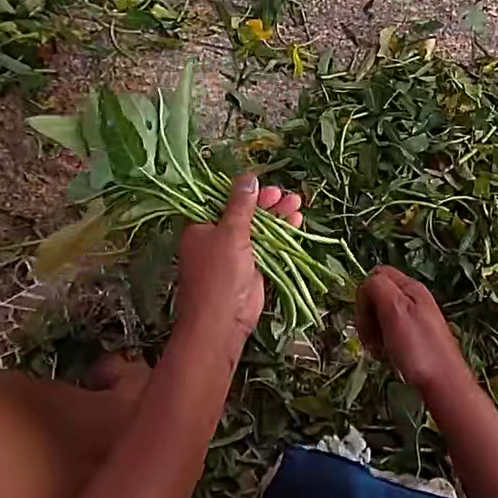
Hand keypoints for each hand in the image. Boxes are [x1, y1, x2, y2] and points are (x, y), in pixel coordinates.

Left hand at [175, 174, 302, 341]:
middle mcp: (216, 237)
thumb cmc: (219, 274)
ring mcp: (235, 253)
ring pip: (258, 228)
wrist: (223, 320)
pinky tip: (296, 222)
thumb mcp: (230, 233)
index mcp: (201, 226)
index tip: (262, 183)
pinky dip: (281, 234)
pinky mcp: (252, 266)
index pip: (221, 200)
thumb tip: (248, 177)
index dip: (243, 191)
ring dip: (277, 216)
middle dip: (265, 203)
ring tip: (296, 204)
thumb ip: (241, 205)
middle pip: (243, 213)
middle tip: (284, 195)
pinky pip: (267, 245)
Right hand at [355, 266, 474, 397]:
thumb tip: (366, 286)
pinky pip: (390, 331)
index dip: (364, 296)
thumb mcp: (395, 309)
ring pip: (382, 315)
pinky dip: (383, 342)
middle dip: (367, 315)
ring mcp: (416, 318)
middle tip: (370, 339)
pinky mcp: (417, 337)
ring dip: (373, 331)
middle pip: (377, 295)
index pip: (375, 276)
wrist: (444, 384)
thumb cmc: (418, 348)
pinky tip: (387, 356)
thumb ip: (377, 288)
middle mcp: (414, 299)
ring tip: (378, 350)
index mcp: (410, 287)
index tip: (365, 320)